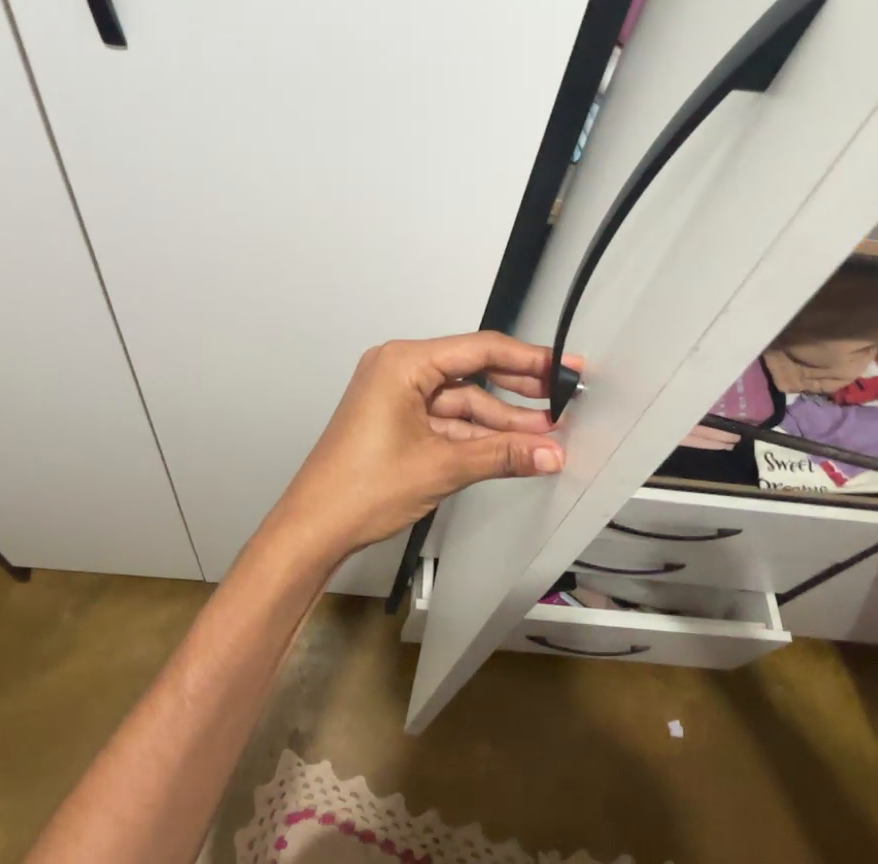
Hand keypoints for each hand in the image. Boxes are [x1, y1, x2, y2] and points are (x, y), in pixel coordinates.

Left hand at [262, 332, 571, 563]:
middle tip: (562, 399)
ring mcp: (397, 396)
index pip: (479, 349)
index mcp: (402, 363)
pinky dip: (478, 434)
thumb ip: (502, 454)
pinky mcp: (397, 421)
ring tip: (546, 435)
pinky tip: (512, 447)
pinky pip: (447, 419)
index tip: (562, 369)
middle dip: (519, 390)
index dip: (527, 359)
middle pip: (473, 371)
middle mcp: (398, 370)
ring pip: (463, 401)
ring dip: (501, 420)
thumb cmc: (357, 489)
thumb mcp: (442, 466)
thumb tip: (549, 451)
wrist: (315, 527)